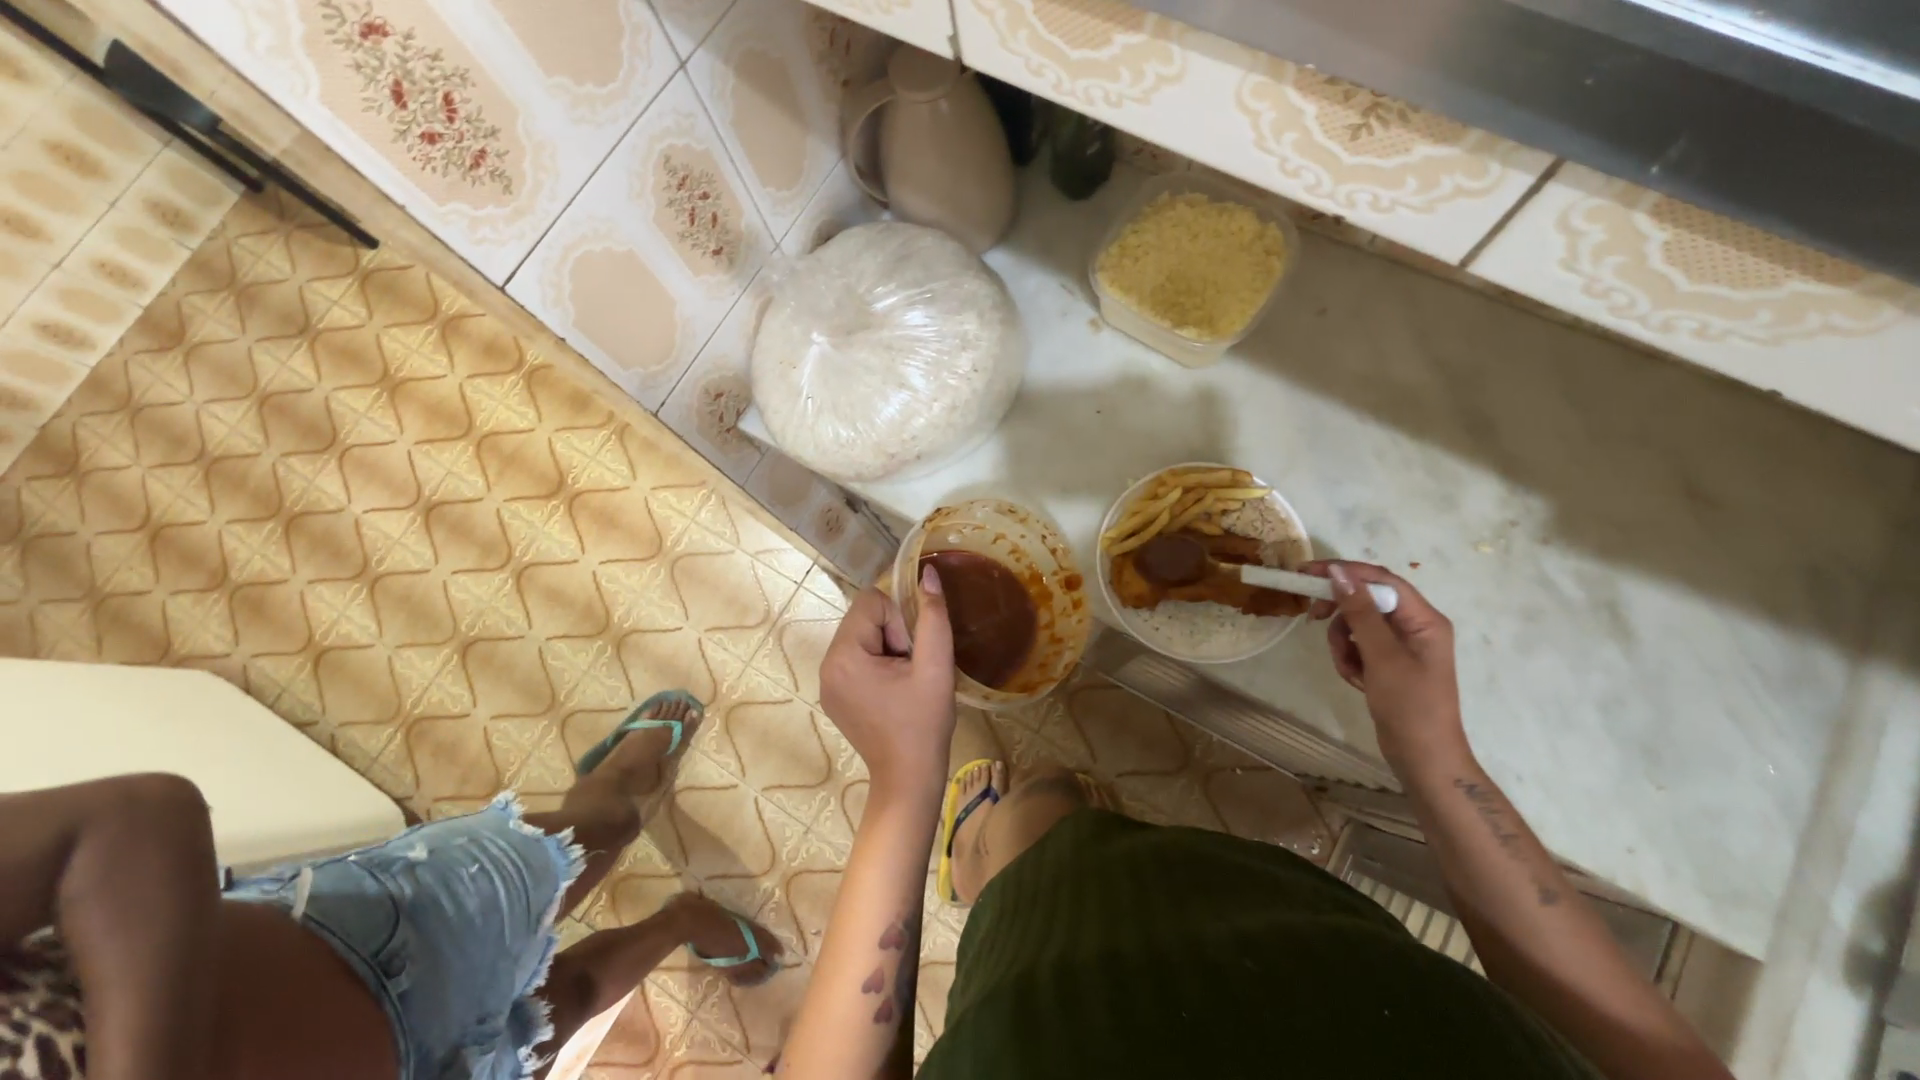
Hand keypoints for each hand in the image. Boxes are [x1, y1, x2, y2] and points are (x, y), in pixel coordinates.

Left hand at [818, 566, 957, 798]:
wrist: (909, 777)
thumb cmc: (924, 723)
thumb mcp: (936, 665)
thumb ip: (932, 615)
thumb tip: (927, 574)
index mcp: (844, 656)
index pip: (871, 601)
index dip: (899, 621)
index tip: (911, 655)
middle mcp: (826, 665)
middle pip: (863, 618)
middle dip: (892, 634)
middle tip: (909, 670)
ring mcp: (826, 683)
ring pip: (861, 636)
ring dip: (886, 649)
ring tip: (902, 682)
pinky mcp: (833, 696)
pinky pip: (855, 658)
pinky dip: (876, 665)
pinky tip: (892, 692)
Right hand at [1303, 561, 1471, 778]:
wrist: (1423, 757)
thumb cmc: (1409, 705)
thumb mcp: (1382, 656)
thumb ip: (1360, 611)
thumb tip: (1338, 573)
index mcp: (1424, 619)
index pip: (1381, 580)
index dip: (1345, 572)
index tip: (1307, 574)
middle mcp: (1415, 627)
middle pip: (1368, 601)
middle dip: (1341, 612)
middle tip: (1312, 617)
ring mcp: (1401, 647)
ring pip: (1358, 626)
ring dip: (1344, 643)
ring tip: (1349, 668)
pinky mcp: (1388, 665)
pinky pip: (1359, 648)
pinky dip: (1350, 660)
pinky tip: (1356, 681)